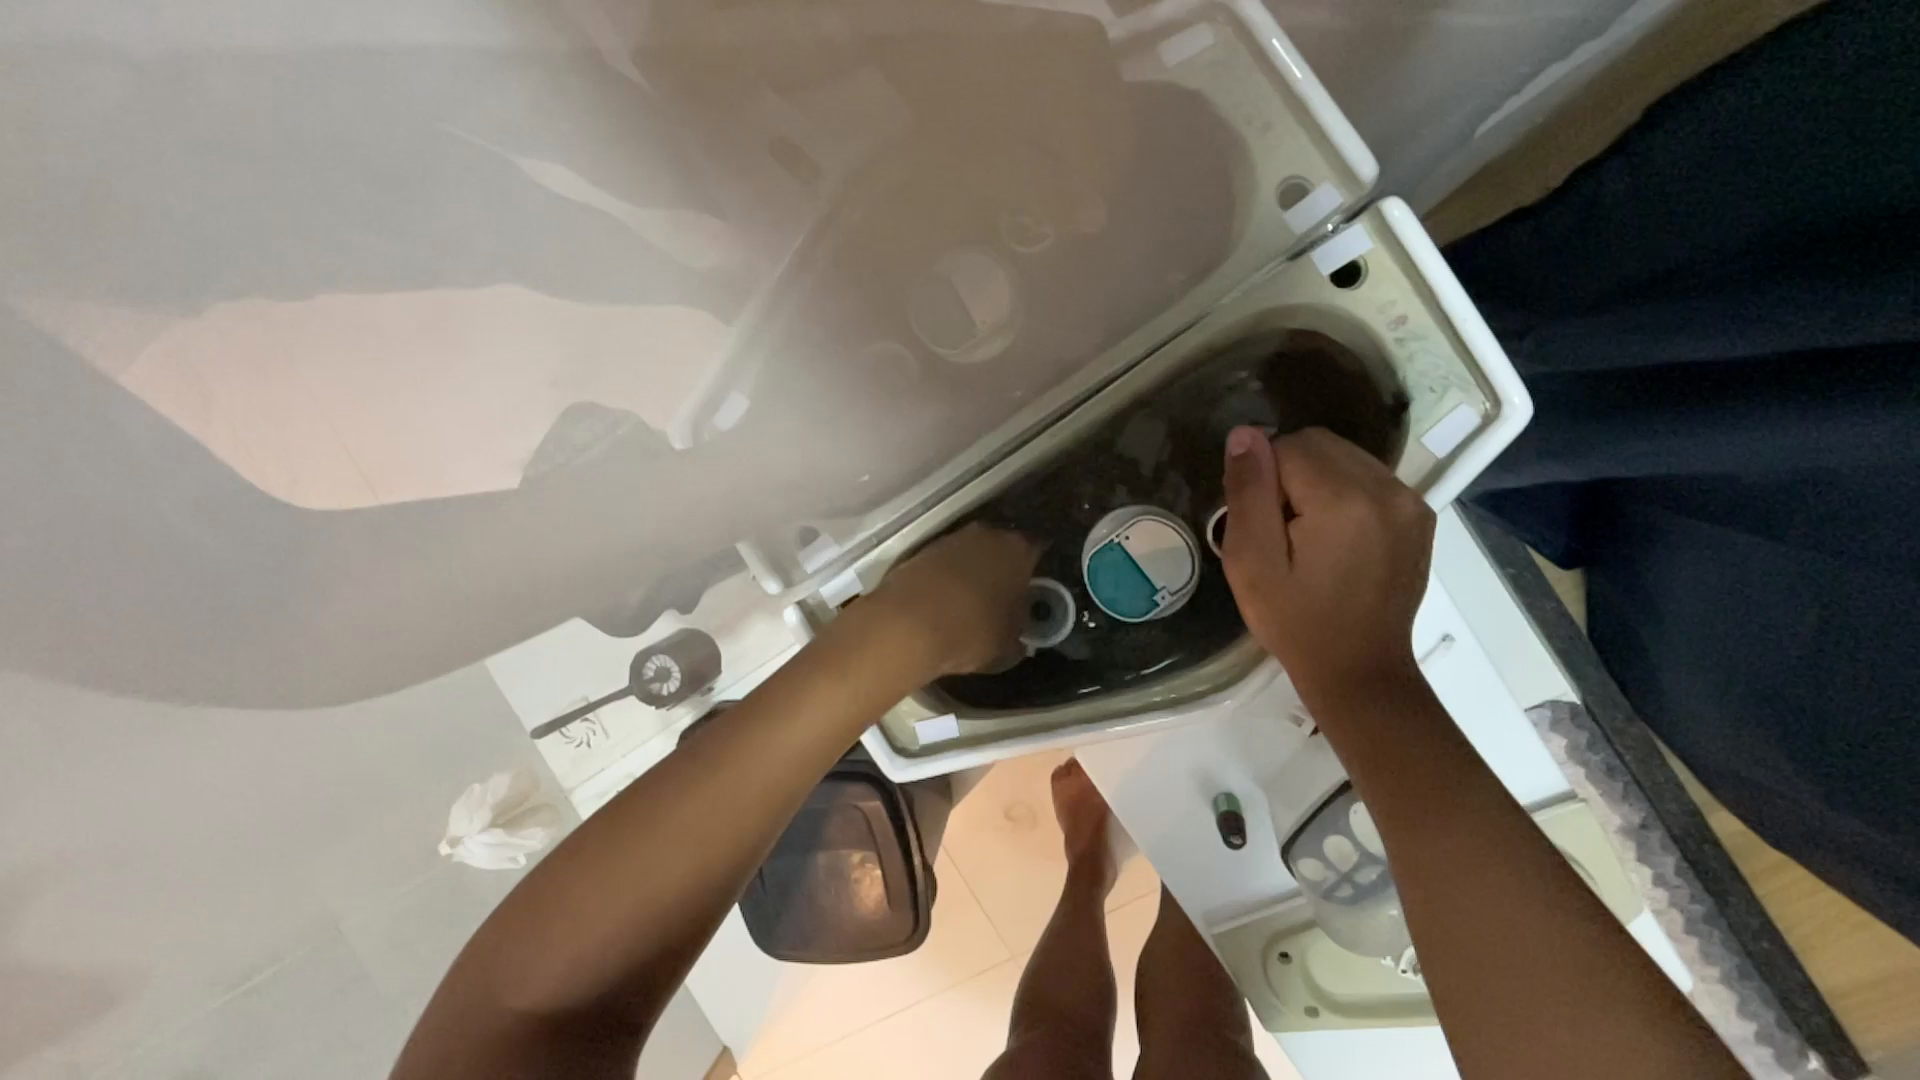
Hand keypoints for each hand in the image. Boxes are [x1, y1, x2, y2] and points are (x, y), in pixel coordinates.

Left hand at [867, 523, 1040, 676]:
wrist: (909, 624)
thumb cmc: (974, 630)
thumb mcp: (1009, 641)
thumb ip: (1018, 627)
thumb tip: (1016, 631)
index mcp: (1018, 550)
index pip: (1036, 549)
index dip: (1034, 567)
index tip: (1032, 584)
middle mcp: (987, 534)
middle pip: (1000, 546)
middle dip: (1001, 566)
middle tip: (1001, 593)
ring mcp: (950, 539)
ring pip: (969, 552)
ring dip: (970, 570)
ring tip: (968, 600)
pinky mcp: (920, 550)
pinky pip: (942, 563)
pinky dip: (944, 577)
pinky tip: (941, 601)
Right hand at [1219, 426, 1434, 699]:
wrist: (1360, 669)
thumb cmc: (1295, 622)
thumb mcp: (1251, 562)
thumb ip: (1248, 492)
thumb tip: (1245, 434)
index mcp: (1343, 499)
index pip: (1287, 446)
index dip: (1263, 480)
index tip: (1262, 526)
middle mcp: (1386, 488)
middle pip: (1319, 444)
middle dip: (1290, 474)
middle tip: (1281, 531)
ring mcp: (1410, 501)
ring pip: (1345, 457)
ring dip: (1317, 481)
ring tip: (1308, 535)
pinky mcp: (1419, 515)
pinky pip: (1369, 478)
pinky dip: (1345, 493)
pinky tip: (1336, 537)